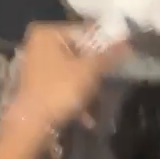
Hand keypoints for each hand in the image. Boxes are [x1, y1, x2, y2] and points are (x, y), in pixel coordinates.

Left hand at [2, 22, 128, 142]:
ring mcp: (36, 65)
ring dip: (88, 87)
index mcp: (47, 33)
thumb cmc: (59, 91)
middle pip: (79, 52)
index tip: (122, 57)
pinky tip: (88, 116)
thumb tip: (128, 41)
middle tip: (110, 80)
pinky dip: (76, 97)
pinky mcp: (38, 85)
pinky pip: (64, 85)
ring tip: (98, 102)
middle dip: (96, 70)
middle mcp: (39, 44)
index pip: (85, 32)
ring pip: (73, 71)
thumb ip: (109, 55)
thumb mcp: (89, 71)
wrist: (31, 126)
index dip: (105, 45)